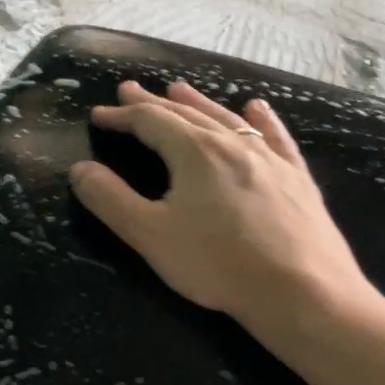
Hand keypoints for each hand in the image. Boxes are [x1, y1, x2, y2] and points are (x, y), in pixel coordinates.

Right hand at [68, 80, 376, 330]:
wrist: (305, 295)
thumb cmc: (217, 263)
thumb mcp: (148, 234)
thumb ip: (109, 198)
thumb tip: (80, 169)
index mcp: (195, 153)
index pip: (150, 122)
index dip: (121, 116)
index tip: (98, 115)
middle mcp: (233, 146)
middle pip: (187, 114)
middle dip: (153, 102)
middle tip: (128, 89)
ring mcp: (270, 161)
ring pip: (227, 120)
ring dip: (198, 103)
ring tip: (179, 89)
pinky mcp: (297, 180)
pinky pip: (276, 139)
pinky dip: (261, 120)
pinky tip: (256, 109)